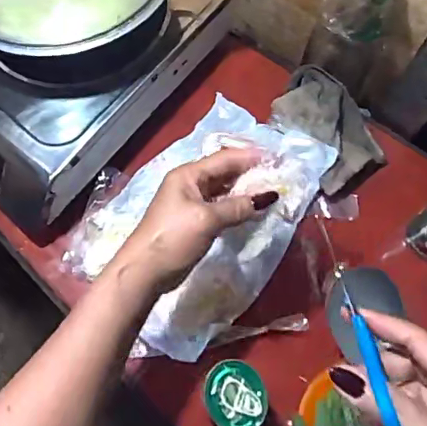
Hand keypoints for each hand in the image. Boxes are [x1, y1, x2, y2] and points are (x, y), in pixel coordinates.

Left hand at [105, 147, 273, 297]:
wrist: (146, 269)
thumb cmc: (173, 238)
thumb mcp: (207, 219)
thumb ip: (236, 207)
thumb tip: (266, 198)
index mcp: (187, 175)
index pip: (224, 158)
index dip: (250, 156)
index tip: (277, 157)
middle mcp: (188, 184)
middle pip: (224, 171)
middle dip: (250, 171)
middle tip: (280, 173)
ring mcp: (190, 202)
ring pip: (223, 189)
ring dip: (245, 189)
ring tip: (273, 189)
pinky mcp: (194, 220)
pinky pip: (220, 206)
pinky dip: (237, 205)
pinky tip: (253, 209)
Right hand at [331, 312, 426, 425]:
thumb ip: (396, 411)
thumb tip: (342, 376)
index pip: (425, 345)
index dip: (387, 326)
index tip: (351, 314)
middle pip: (418, 368)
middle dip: (380, 366)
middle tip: (343, 375)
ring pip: (417, 395)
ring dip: (385, 393)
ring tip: (355, 401)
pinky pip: (422, 420)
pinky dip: (396, 417)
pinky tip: (378, 424)